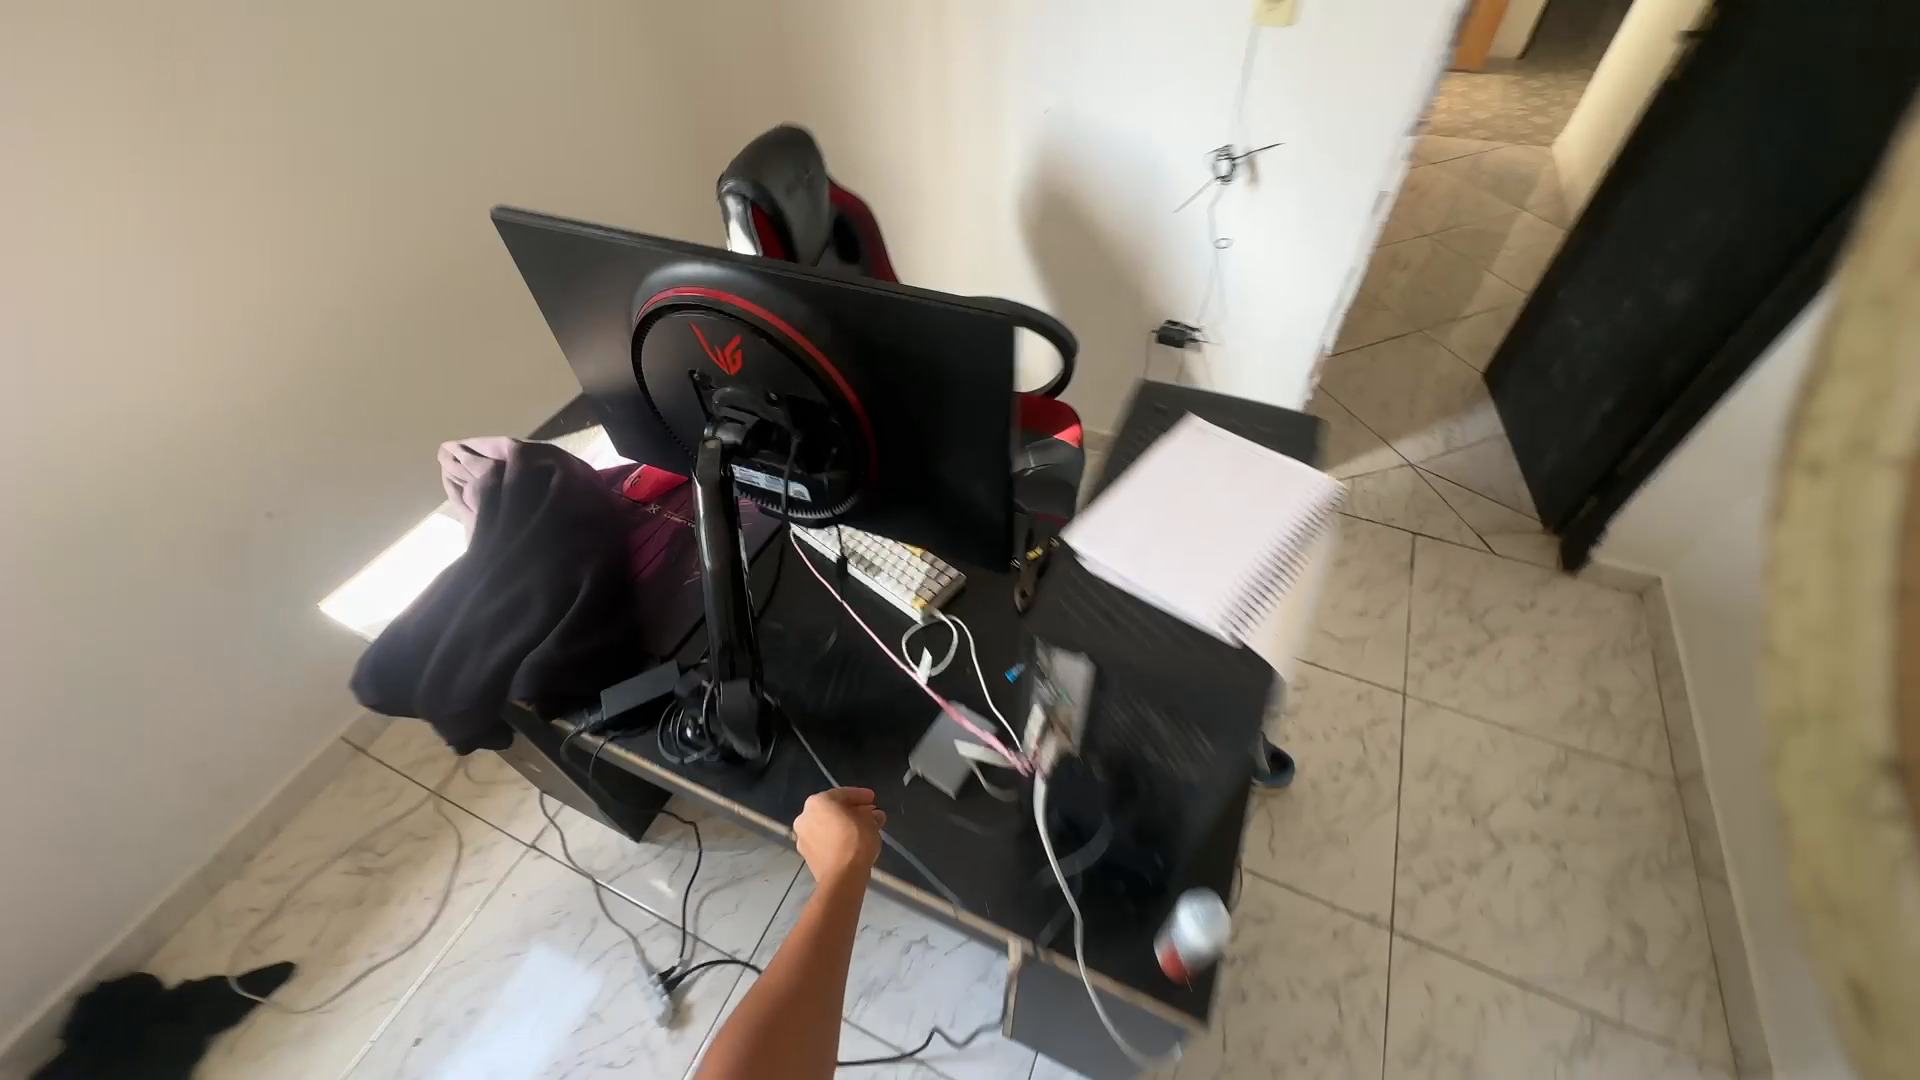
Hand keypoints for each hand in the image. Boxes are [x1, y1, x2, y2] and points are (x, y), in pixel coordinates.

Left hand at [794, 787, 885, 885]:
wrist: (842, 877)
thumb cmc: (856, 841)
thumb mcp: (869, 822)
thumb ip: (870, 815)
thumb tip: (873, 815)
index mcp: (818, 801)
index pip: (842, 794)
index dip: (860, 795)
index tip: (873, 799)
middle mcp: (805, 816)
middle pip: (832, 809)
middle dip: (852, 811)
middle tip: (870, 814)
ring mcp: (803, 837)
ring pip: (827, 825)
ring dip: (844, 825)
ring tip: (864, 829)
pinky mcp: (806, 855)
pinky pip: (824, 840)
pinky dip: (836, 838)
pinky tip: (852, 842)